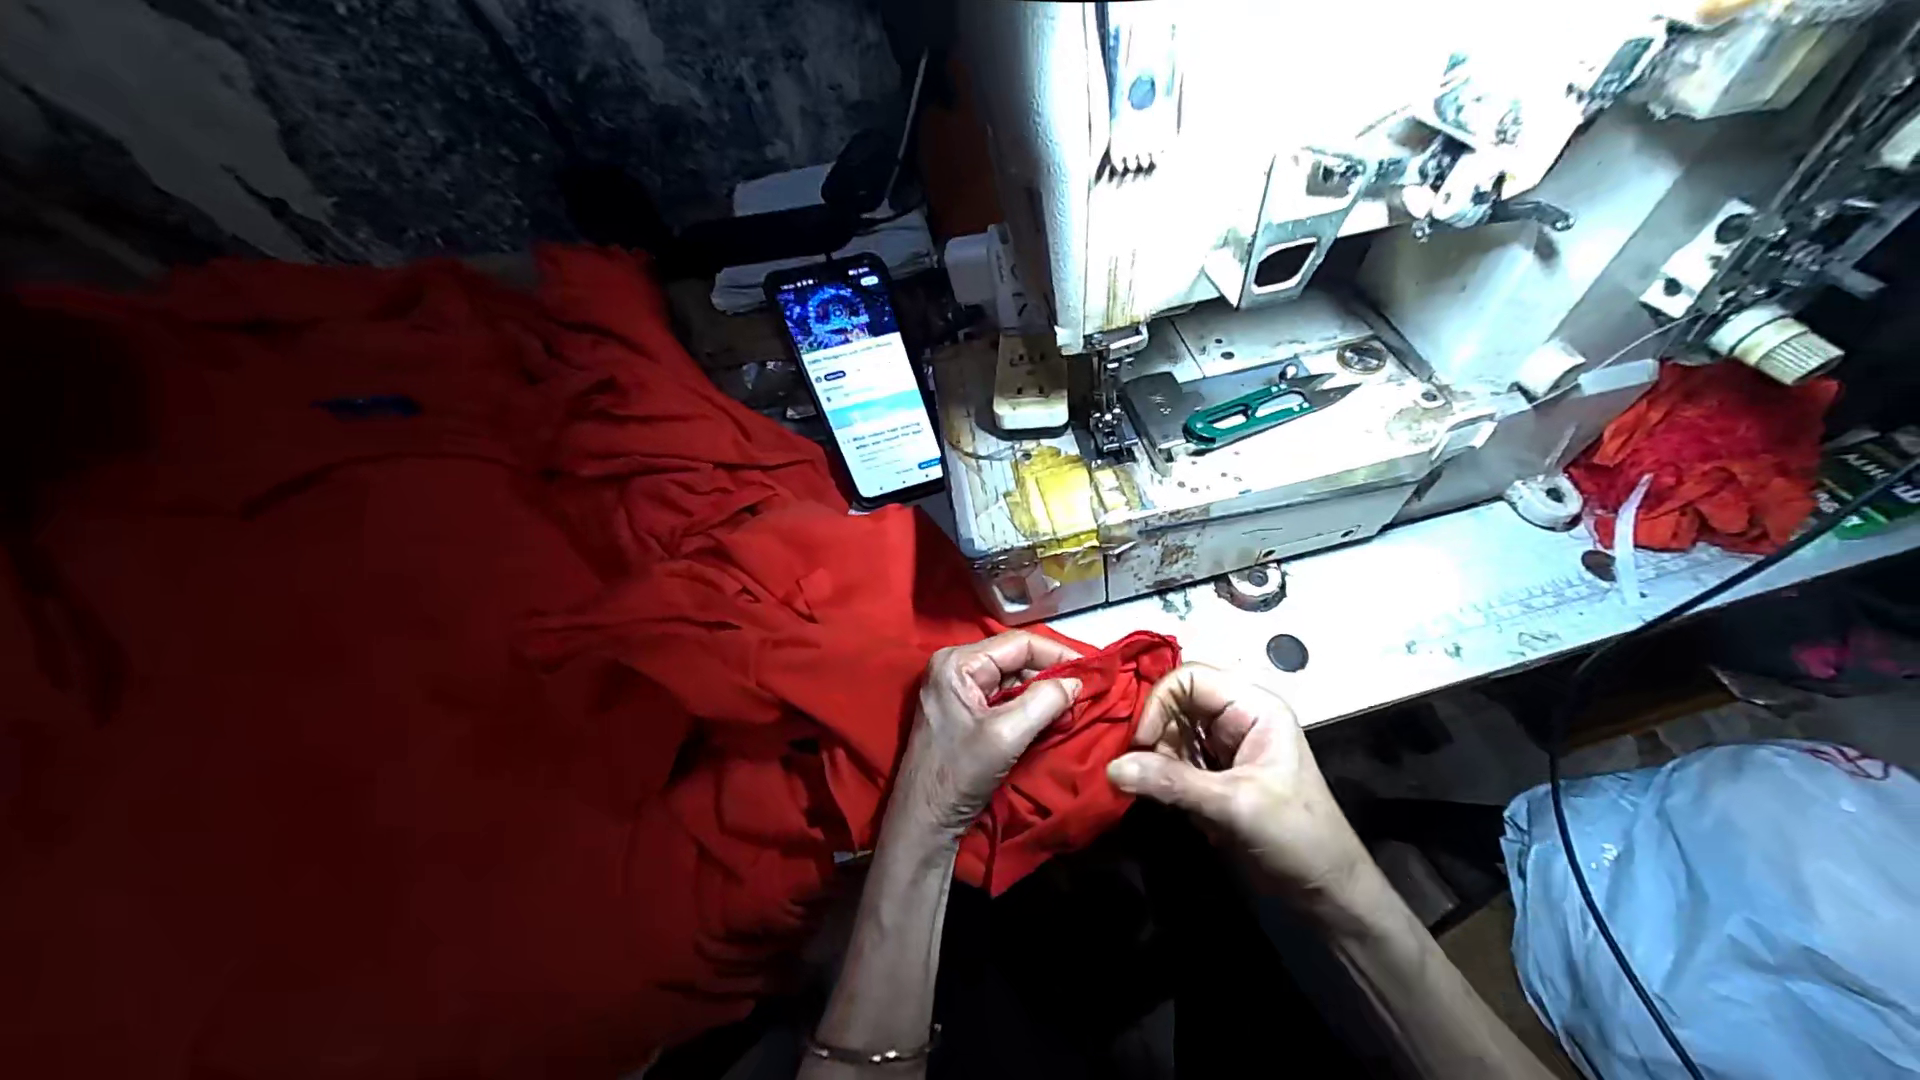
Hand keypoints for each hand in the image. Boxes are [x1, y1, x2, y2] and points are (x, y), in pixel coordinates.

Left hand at [892, 631, 1082, 840]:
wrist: (923, 820)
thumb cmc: (958, 773)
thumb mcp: (1006, 735)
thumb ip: (1044, 702)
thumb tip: (1076, 683)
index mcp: (957, 662)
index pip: (1018, 643)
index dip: (1057, 653)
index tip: (1091, 671)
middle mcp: (954, 666)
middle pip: (1015, 658)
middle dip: (1051, 672)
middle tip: (1087, 689)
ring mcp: (957, 688)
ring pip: (1012, 677)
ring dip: (1043, 690)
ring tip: (1075, 701)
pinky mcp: (963, 710)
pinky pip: (1004, 697)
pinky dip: (1029, 704)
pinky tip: (1051, 714)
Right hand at [1106, 664, 1369, 911]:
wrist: (1326, 895)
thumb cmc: (1297, 838)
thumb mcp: (1234, 805)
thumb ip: (1172, 782)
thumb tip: (1112, 768)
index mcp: (1252, 707)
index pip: (1189, 678)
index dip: (1159, 702)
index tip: (1141, 743)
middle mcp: (1234, 717)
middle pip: (1173, 703)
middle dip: (1152, 734)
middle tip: (1136, 769)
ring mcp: (1221, 745)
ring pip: (1167, 731)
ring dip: (1151, 757)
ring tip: (1147, 787)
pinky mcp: (1209, 773)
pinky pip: (1169, 758)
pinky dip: (1155, 774)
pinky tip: (1153, 794)